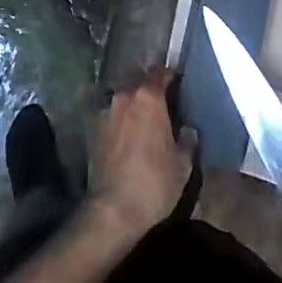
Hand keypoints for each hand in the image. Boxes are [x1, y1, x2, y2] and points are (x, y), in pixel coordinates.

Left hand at [85, 67, 196, 237]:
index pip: (159, 72)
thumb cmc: (154, 182)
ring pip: (124, 98)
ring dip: (134, 103)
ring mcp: (106, 112)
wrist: (112, 209)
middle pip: (139, 81)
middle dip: (150, 88)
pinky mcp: (94, 131)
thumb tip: (187, 130)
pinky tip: (128, 134)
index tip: (177, 83)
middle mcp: (125, 97)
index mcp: (149, 98)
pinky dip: (121, 119)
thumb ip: (187, 141)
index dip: (169, 75)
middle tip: (162, 101)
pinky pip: (112, 115)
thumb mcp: (182, 164)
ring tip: (144, 118)